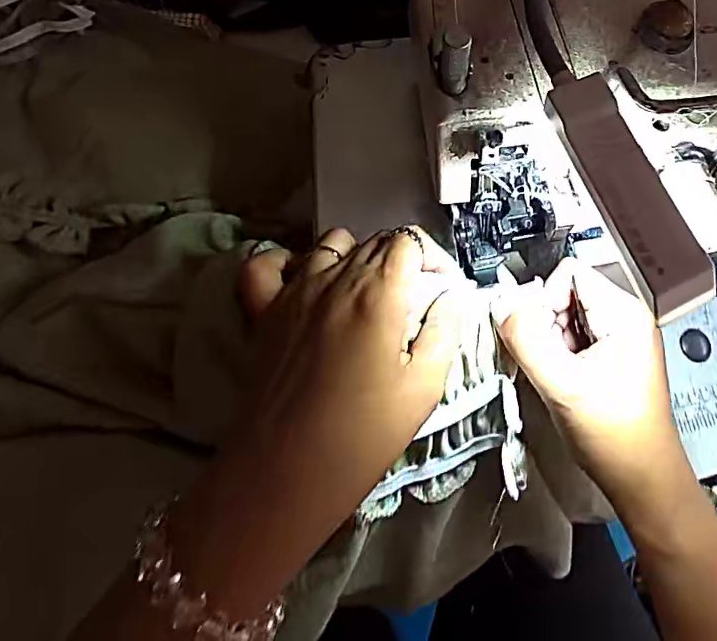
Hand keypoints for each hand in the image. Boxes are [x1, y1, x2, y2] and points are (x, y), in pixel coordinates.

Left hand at [166, 226, 471, 609]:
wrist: (285, 475)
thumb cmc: (363, 434)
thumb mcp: (425, 385)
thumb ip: (446, 328)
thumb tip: (453, 296)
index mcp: (379, 292)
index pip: (409, 240)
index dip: (432, 258)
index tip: (442, 289)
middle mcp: (336, 279)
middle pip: (376, 241)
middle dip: (403, 261)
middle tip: (413, 300)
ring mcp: (295, 291)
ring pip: (332, 243)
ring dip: (356, 256)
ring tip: (366, 292)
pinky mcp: (263, 312)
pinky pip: (266, 264)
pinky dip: (288, 261)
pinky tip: (306, 281)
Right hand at [493, 259, 696, 525]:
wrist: (644, 478)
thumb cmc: (617, 436)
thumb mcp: (563, 386)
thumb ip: (528, 341)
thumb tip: (503, 307)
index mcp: (624, 312)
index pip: (569, 272)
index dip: (544, 299)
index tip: (535, 335)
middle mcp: (626, 315)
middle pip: (567, 292)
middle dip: (547, 324)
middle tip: (548, 363)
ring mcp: (621, 335)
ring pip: (568, 315)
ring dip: (552, 342)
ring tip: (560, 377)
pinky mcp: (614, 354)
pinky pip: (576, 336)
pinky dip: (561, 355)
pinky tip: (566, 382)